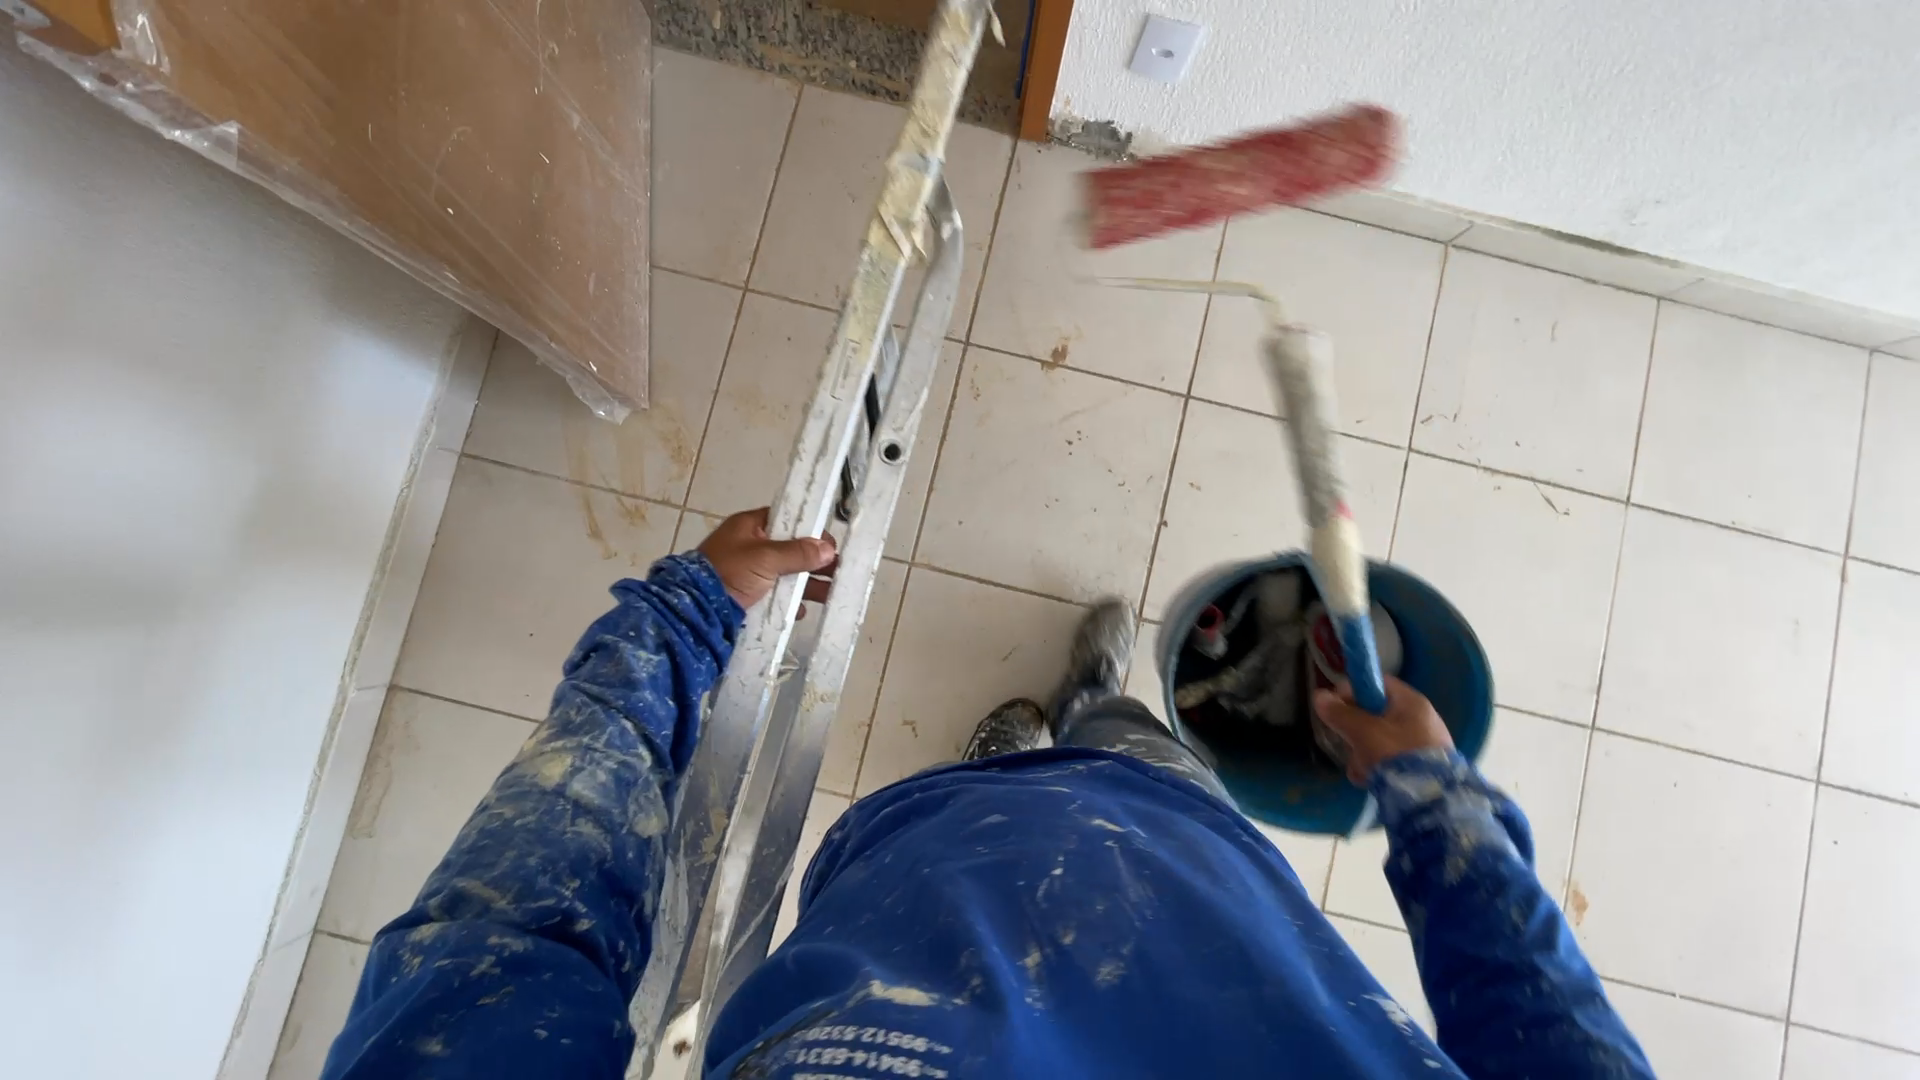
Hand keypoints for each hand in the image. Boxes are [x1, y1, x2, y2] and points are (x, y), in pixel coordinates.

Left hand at [697, 508, 836, 610]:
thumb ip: (798, 553)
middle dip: (815, 562)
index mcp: (750, 526)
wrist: (696, 609)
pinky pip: (778, 595)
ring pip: (788, 574)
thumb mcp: (766, 557)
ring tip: (830, 594)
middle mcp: (752, 546)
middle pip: (792, 550)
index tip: (830, 546)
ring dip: (809, 584)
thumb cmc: (729, 572)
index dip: (811, 531)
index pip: (788, 521)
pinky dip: (792, 601)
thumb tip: (828, 549)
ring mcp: (751, 571)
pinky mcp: (751, 594)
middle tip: (837, 572)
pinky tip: (802, 610)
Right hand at [1312, 675, 1452, 785]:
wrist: (1432, 800)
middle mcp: (1420, 719)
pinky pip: (1390, 759)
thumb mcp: (1363, 731)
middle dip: (1354, 729)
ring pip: (1378, 738)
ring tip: (1359, 767)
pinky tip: (1368, 779)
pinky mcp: (1423, 767)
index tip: (1335, 705)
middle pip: (1374, 713)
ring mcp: (1423, 744)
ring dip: (1361, 752)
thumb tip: (1318, 695)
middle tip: (1344, 739)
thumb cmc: (1397, 755)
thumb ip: (1339, 713)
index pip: (1377, 683)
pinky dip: (1376, 767)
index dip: (1353, 690)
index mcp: (1411, 702)